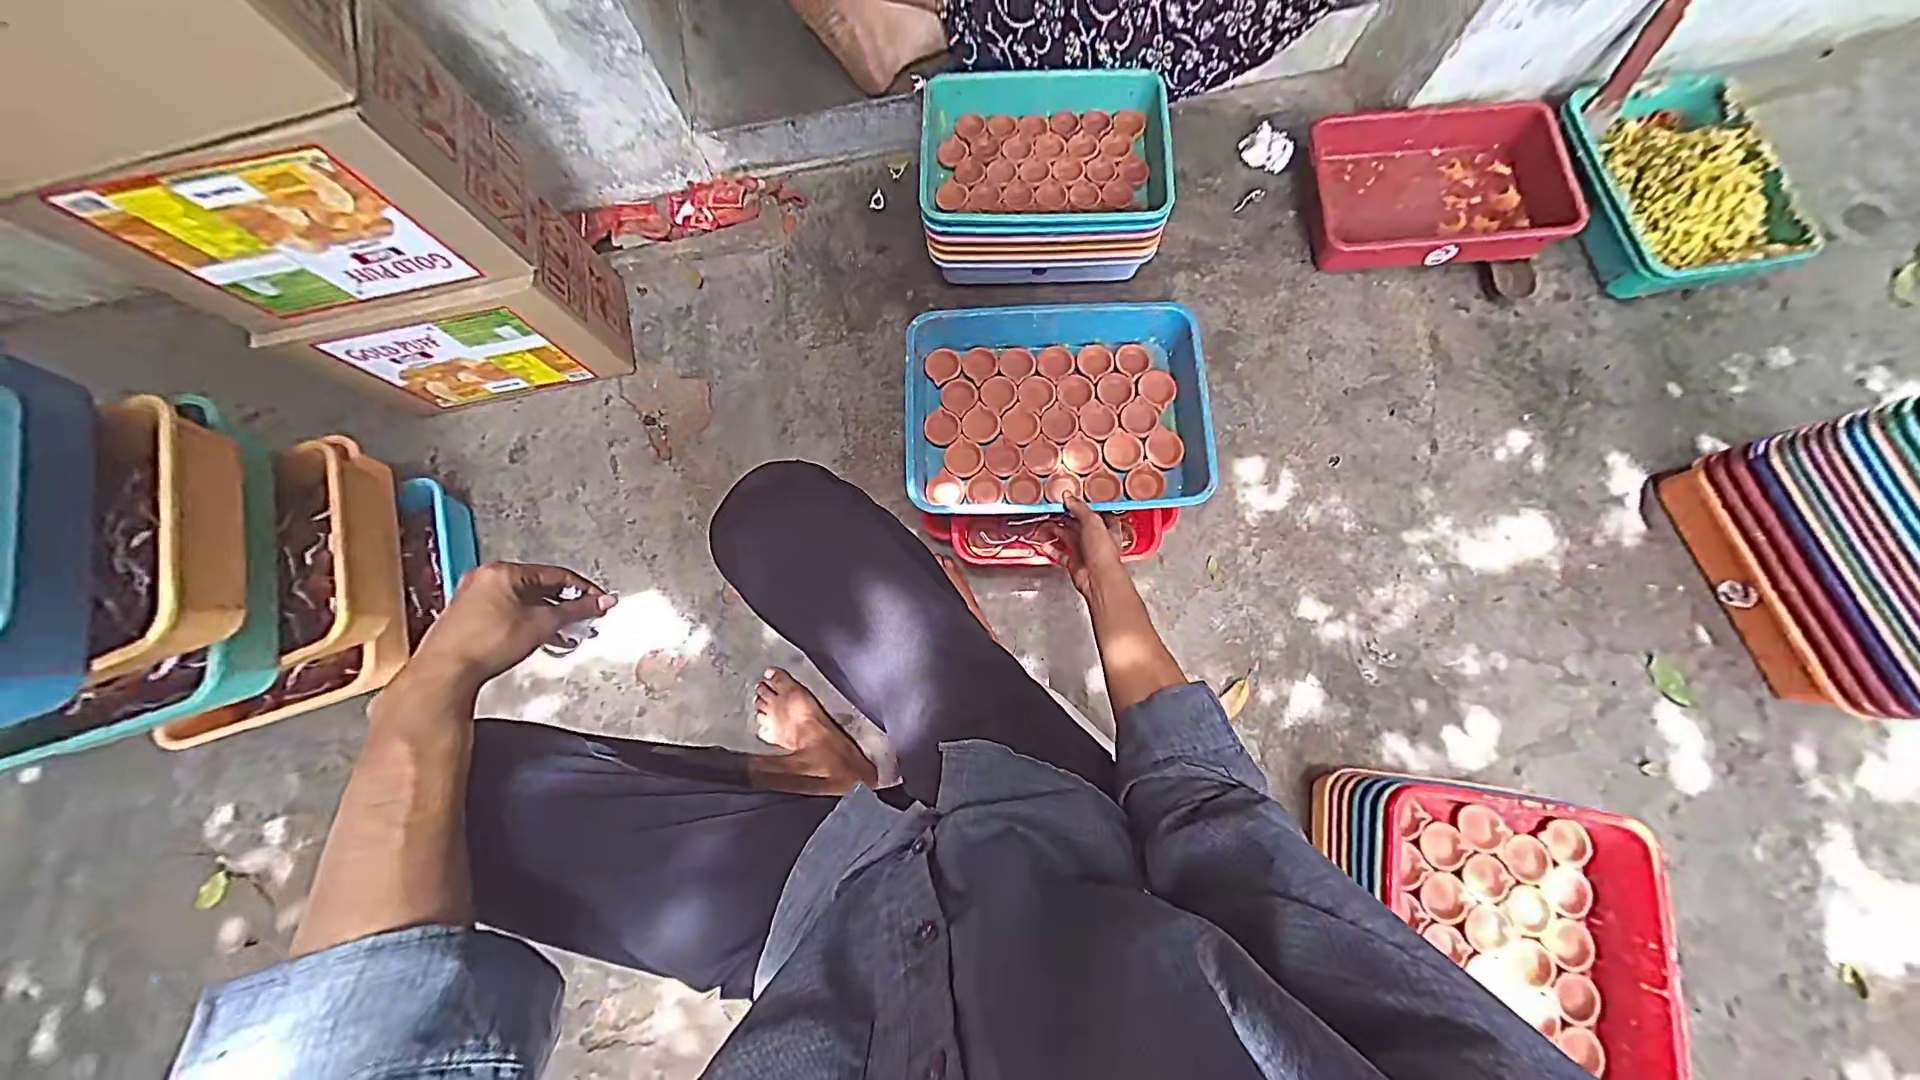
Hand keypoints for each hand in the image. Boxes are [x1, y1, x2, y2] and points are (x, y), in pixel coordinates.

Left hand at [410, 561, 613, 684]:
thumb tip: (601, 601)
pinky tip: (541, 637)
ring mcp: (475, 597)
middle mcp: (485, 579)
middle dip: (565, 604)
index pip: (556, 574)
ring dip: (548, 616)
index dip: (583, 589)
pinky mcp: (469, 616)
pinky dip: (529, 622)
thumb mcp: (543, 624)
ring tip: (567, 631)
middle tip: (584, 616)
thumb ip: (577, 610)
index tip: (597, 600)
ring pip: (524, 601)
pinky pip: (509, 612)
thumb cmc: (484, 644)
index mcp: (503, 572)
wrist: (446, 673)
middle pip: (540, 587)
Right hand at [1035, 496, 1128, 597]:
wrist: (1098, 578)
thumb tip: (1068, 497)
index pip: (1096, 514)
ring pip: (1067, 538)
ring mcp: (1084, 552)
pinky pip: (1060, 554)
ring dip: (1055, 531)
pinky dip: (1051, 549)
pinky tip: (1044, 543)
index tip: (1072, 500)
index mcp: (1106, 528)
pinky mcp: (1074, 563)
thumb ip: (1079, 509)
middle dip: (1065, 518)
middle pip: (1078, 525)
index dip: (1085, 507)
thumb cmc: (1103, 552)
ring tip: (1044, 524)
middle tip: (1052, 510)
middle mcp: (1096, 540)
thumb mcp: (1092, 522)